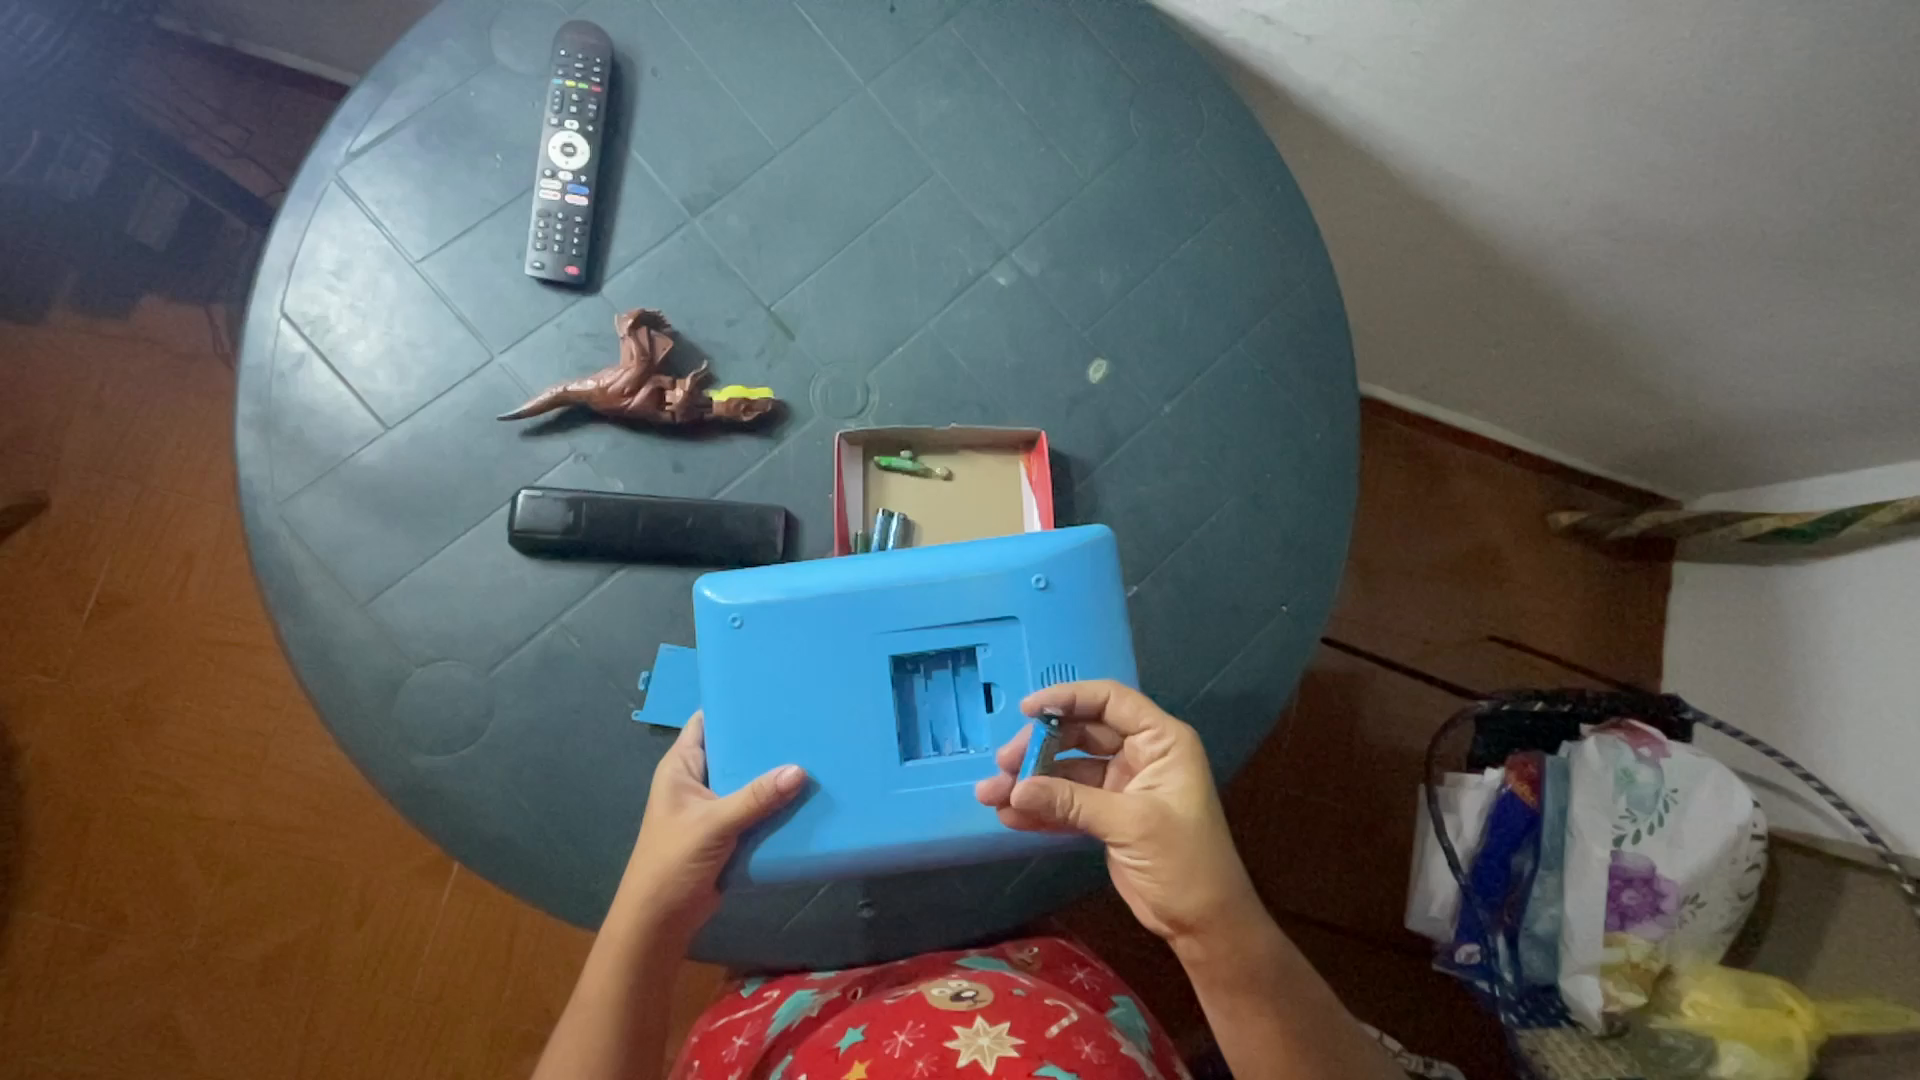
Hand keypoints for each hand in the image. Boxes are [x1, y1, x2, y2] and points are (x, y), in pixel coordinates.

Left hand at [617, 712, 804, 939]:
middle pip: (735, 751)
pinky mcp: (729, 832)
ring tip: (815, 751)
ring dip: (775, 774)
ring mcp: (714, 807)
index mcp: (681, 767)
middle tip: (804, 721)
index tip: (769, 691)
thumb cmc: (671, 864)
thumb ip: (756, 798)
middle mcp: (698, 781)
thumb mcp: (713, 825)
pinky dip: (777, 803)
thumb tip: (800, 771)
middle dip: (765, 741)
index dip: (731, 705)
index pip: (706, 722)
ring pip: (750, 780)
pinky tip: (807, 793)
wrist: (660, 924)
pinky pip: (758, 808)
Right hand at [975, 681, 1263, 948]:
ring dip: (1032, 782)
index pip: (1109, 701)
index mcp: (1160, 741)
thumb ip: (1072, 801)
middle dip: (1039, 748)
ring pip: (1068, 769)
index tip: (1027, 710)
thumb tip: (1017, 789)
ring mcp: (1122, 785)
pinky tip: (1010, 817)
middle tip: (1003, 765)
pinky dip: (1041, 809)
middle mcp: (1141, 754)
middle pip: (1080, 733)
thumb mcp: (1130, 824)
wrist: (1206, 926)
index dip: (1068, 698)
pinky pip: (1068, 801)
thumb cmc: (1185, 863)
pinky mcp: (1108, 815)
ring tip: (991, 795)